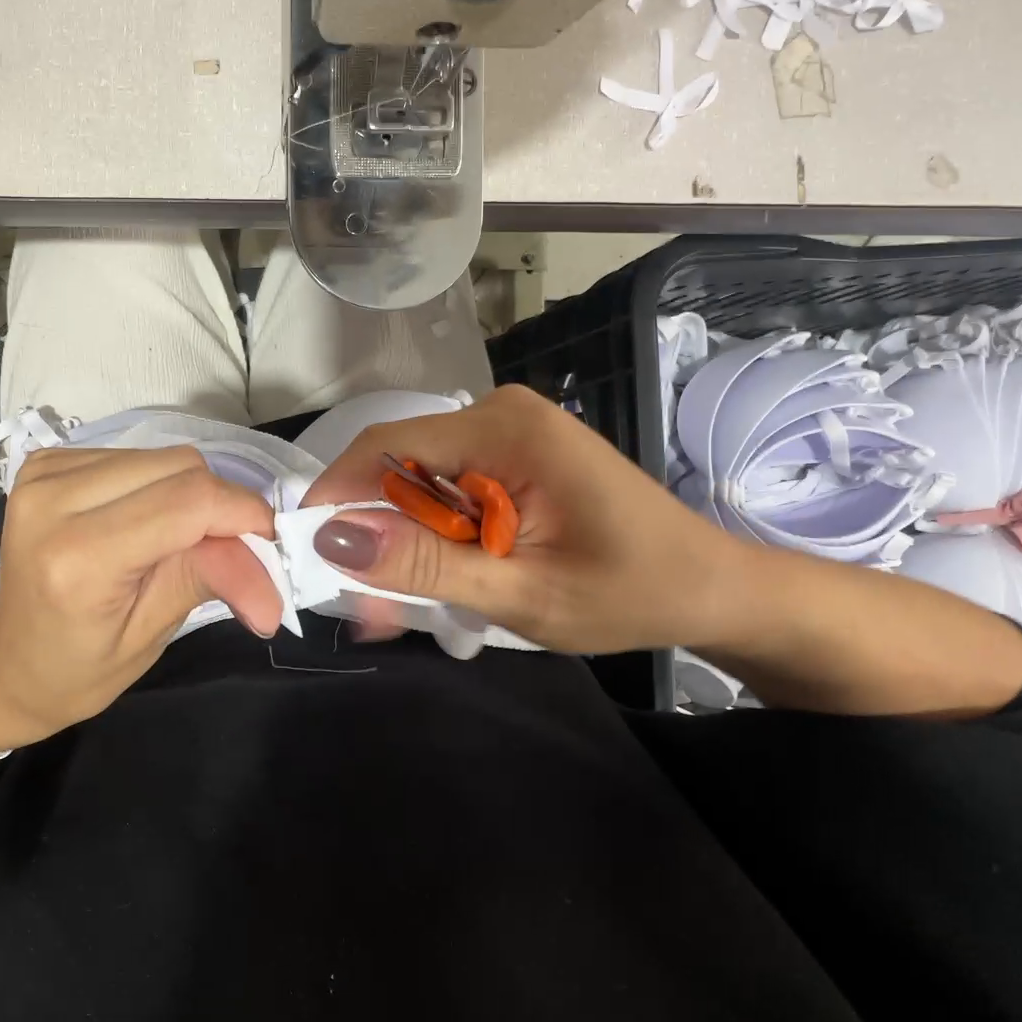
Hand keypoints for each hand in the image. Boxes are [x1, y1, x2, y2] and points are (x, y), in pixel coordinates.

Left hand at [0, 446, 282, 739]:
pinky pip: (134, 455)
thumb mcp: (151, 635)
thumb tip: (274, 563)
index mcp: (78, 558)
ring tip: (180, 543)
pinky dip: (158, 485)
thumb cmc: (78, 670)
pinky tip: (145, 521)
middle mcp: (53, 500)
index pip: (188, 502)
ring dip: (190, 495)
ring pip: (162, 456)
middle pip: (181, 468)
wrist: (7, 663)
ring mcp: (43, 474)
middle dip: (222, 507)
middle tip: (230, 554)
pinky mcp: (45, 462)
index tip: (272, 547)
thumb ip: (210, 578)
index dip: (245, 515)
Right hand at [300, 384, 744, 653]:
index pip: (384, 446)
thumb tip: (331, 539)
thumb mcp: (520, 593)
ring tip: (403, 605)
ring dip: (404, 540)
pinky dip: (435, 534)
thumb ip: (424, 564)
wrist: (711, 588)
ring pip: (419, 480)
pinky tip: (445, 576)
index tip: (309, 556)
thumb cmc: (630, 593)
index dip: (336, 497)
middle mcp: (500, 412)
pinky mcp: (515, 453)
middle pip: (398, 463)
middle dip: (374, 533)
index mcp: (506, 430)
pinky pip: (448, 486)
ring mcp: (509, 430)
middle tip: (369, 609)